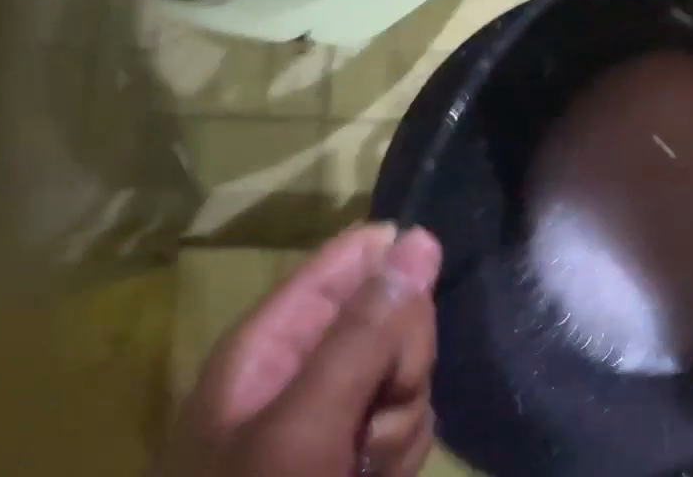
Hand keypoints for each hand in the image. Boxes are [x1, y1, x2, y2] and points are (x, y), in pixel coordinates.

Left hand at [158, 223, 442, 476]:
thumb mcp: (304, 428)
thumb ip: (364, 333)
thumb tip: (420, 239)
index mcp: (272, 341)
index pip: (356, 256)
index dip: (396, 276)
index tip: (403, 327)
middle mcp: (304, 361)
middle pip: (396, 311)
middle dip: (401, 366)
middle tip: (371, 418)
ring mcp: (333, 403)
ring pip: (412, 366)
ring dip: (401, 418)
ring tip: (362, 466)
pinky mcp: (357, 439)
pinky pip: (412, 411)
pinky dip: (401, 448)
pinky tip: (372, 475)